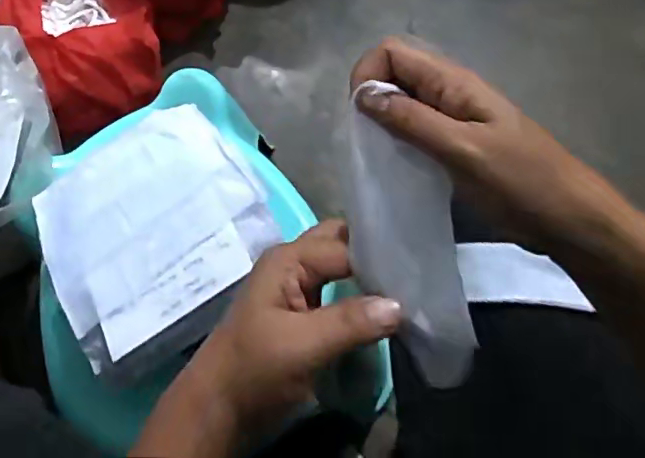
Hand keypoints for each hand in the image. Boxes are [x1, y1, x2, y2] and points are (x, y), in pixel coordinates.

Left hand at [135, 221, 399, 455]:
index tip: (421, 268)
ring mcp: (296, 287)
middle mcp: (292, 263)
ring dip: (367, 273)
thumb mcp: (303, 344)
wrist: (223, 401)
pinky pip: (337, 291)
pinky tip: (386, 307)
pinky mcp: (303, 311)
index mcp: (287, 259)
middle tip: (417, 268)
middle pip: (338, 244)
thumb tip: (400, 303)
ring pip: (338, 267)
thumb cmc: (256, 365)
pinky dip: (360, 295)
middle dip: (372, 250)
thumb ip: (349, 322)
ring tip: (412, 285)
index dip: (378, 255)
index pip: (342, 246)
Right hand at [349, 38, 632, 258]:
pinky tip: (403, 160)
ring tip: (385, 149)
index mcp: (453, 81)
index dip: (368, 73)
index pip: (391, 50)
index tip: (362, 113)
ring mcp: (455, 113)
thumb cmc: (524, 183)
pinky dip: (400, 134)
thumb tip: (363, 95)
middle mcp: (450, 88)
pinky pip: (416, 122)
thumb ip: (411, 119)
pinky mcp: (458, 138)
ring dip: (385, 117)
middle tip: (371, 134)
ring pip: (403, 97)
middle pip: (394, 70)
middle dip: (372, 95)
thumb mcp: (463, 151)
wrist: (578, 224)